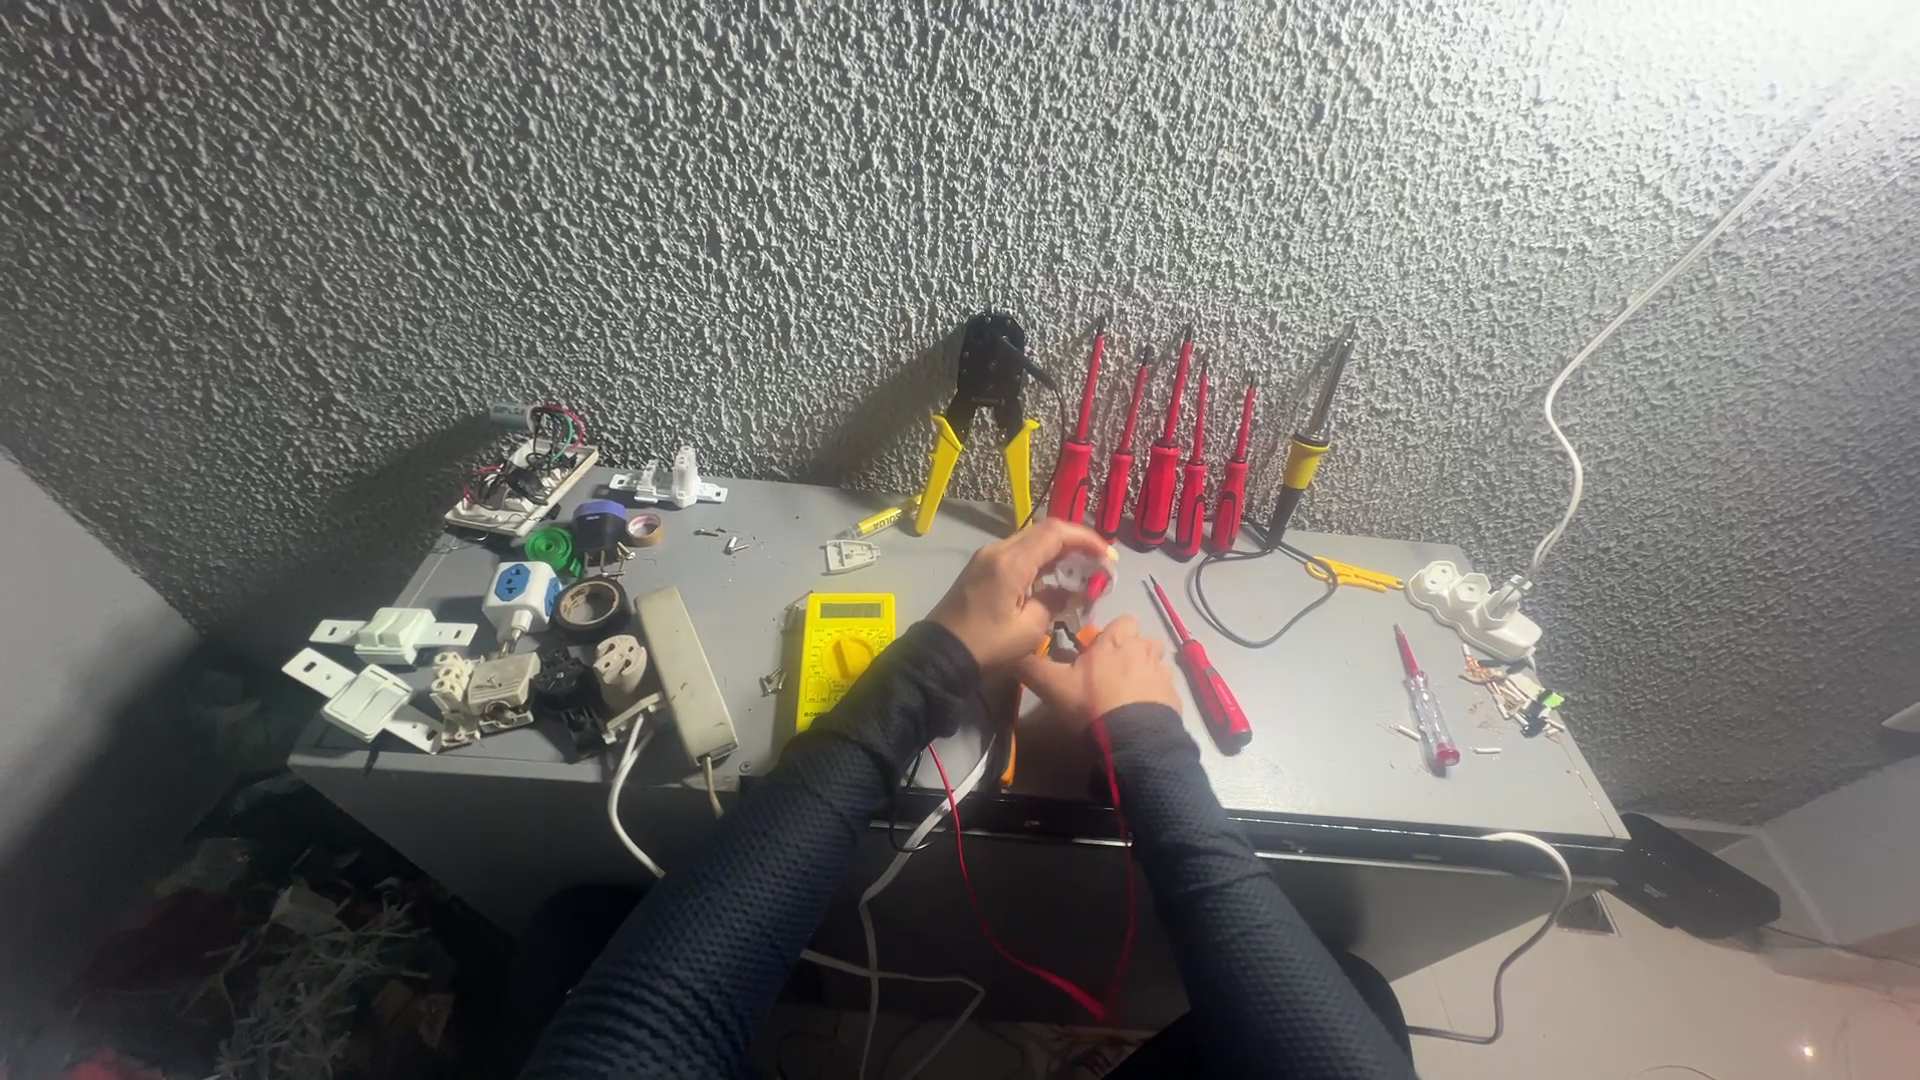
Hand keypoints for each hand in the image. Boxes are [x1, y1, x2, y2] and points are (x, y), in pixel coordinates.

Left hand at [928, 518, 1114, 667]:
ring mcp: (987, 558)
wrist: (940, 654)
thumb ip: (1054, 603)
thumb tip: (1068, 591)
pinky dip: (1040, 561)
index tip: (1107, 555)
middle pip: (1043, 532)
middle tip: (1099, 563)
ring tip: (1082, 571)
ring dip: (1058, 552)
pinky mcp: (982, 568)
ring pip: (1031, 541)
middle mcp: (998, 550)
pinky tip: (1055, 578)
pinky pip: (1018, 554)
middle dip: (1075, 543)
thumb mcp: (1029, 630)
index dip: (1086, 538)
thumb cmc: (986, 644)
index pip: (1055, 532)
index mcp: (1011, 562)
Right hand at [1014, 615, 1180, 730]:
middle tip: (1112, 673)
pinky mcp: (1174, 698)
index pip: (1123, 621)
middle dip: (1131, 651)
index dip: (1112, 634)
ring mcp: (1162, 674)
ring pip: (1156, 663)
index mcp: (1116, 642)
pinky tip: (1141, 712)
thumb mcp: (1052, 686)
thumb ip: (1030, 666)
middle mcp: (1143, 650)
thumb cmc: (1091, 704)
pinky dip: (1155, 696)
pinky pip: (1165, 689)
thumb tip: (1009, 653)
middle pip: (1143, 641)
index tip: (1098, 652)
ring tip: (1129, 693)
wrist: (1133, 740)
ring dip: (1145, 672)